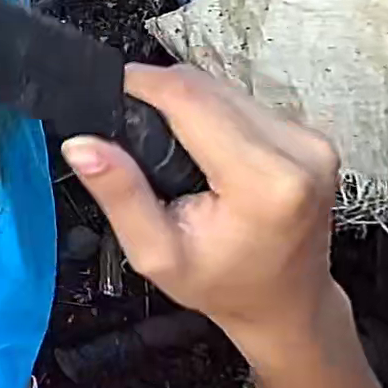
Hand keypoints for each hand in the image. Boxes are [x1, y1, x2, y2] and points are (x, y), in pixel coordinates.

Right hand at [61, 64, 341, 360]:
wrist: (285, 305)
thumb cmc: (220, 283)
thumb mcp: (154, 252)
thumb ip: (119, 194)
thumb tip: (80, 146)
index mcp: (262, 182)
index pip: (189, 97)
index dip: (141, 82)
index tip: (107, 91)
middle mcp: (296, 151)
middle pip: (203, 86)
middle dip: (156, 91)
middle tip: (127, 125)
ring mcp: (307, 140)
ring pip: (219, 86)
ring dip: (180, 98)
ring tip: (159, 138)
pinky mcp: (306, 135)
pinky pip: (237, 98)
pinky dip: (204, 108)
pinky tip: (192, 140)